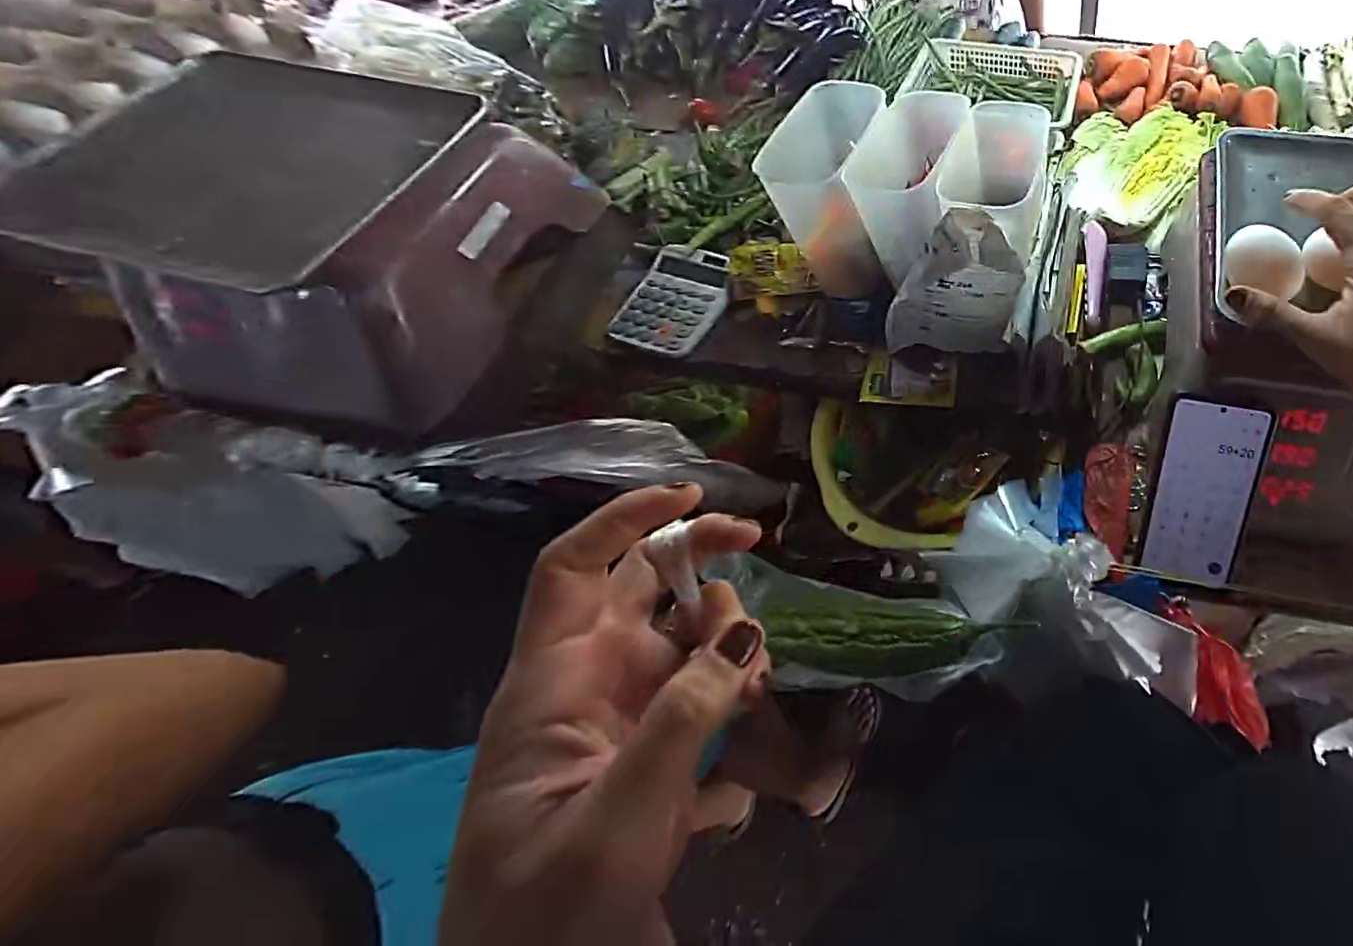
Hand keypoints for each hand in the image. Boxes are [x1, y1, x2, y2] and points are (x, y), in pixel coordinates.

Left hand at [439, 484, 767, 945]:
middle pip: (639, 584)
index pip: (572, 570)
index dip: (623, 520)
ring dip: (727, 634)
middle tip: (754, 541)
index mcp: (551, 683)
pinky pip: (704, 682)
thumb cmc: (552, 915)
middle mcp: (587, 679)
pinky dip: (734, 683)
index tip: (689, 494)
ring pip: (683, 632)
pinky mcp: (656, 740)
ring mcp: (625, 709)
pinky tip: (754, 720)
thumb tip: (745, 632)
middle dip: (695, 552)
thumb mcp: (619, 817)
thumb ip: (683, 719)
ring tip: (756, 681)